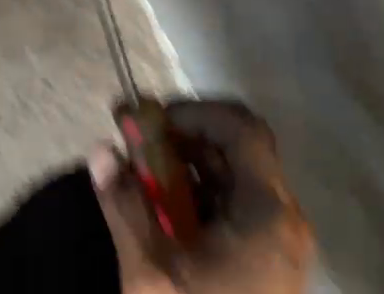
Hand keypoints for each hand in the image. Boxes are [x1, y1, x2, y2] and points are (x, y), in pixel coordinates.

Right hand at [93, 99, 314, 293]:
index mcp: (267, 214)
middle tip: (128, 135)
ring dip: (182, 165)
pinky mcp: (267, 266)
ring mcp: (278, 245)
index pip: (241, 129)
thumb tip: (100, 150)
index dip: (194, 111)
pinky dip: (195, 196)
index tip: (148, 120)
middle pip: (235, 151)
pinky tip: (157, 209)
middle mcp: (283, 221)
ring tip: (134, 170)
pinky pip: (233, 210)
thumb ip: (124, 204)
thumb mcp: (150, 271)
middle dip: (179, 136)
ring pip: (232, 179)